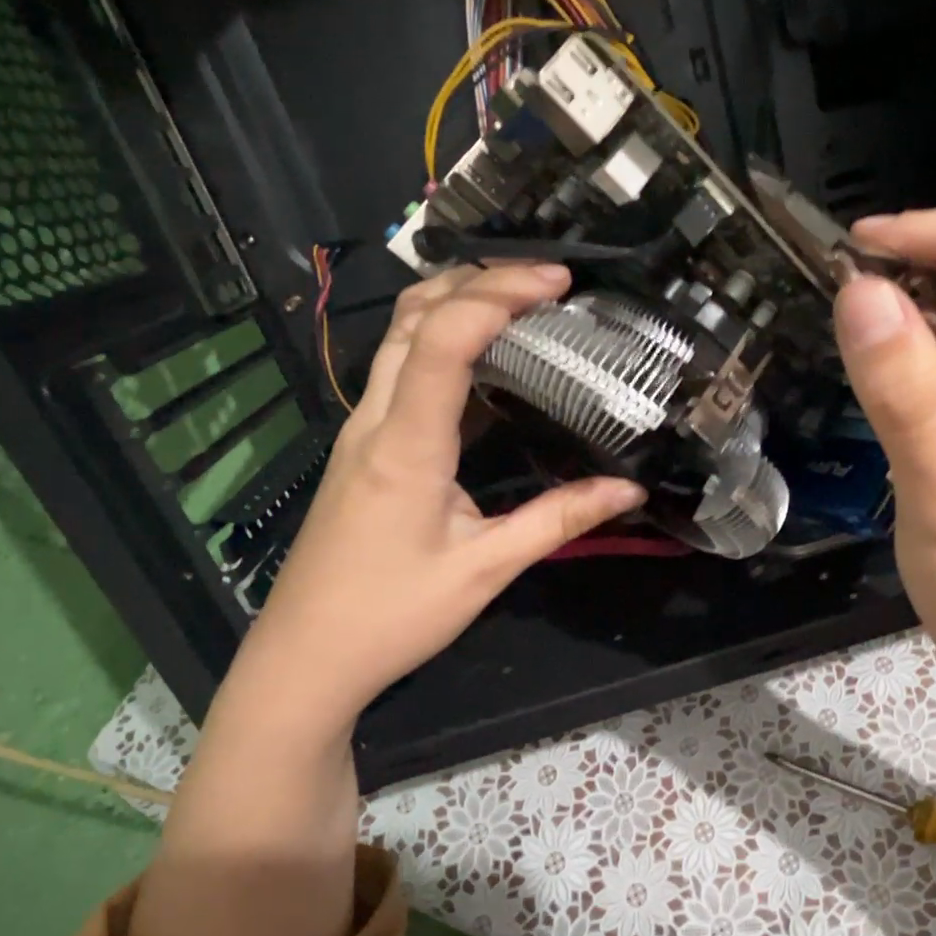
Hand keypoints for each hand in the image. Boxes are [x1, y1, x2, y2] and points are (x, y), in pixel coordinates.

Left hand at [232, 264, 646, 724]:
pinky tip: (487, 358)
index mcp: (406, 445)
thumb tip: (629, 489)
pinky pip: (401, 370)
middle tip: (547, 282)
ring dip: (456, 302)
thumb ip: (558, 520)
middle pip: (414, 317)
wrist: (306, 655)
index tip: (558, 283)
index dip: (499, 295)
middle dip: (479, 280)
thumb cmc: (393, 616)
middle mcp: (375, 421)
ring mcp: (362, 430)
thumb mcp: (486, 570)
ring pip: (401, 336)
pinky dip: (444, 339)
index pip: (445, 340)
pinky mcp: (364, 446)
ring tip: (523, 301)